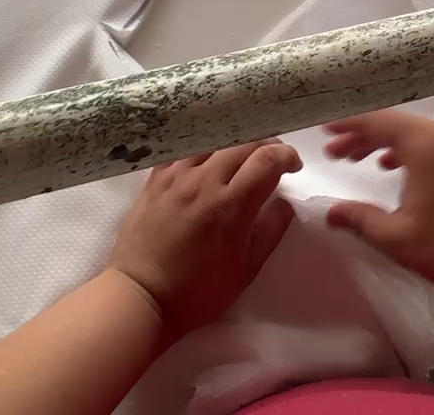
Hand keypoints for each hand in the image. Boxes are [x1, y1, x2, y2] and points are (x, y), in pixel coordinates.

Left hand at [105, 139, 301, 343]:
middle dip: (267, 144)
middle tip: (272, 159)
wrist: (140, 296)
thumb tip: (285, 203)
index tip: (293, 166)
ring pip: (215, 138)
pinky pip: (184, 146)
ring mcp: (178, 175)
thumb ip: (271, 231)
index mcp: (231, 205)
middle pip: (245, 142)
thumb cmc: (197, 291)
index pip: (267, 160)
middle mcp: (206, 181)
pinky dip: (203, 145)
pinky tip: (207, 155)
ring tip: (241, 154)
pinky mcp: (157, 177)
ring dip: (236, 142)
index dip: (287, 156)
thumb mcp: (246, 270)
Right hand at [323, 111, 433, 299]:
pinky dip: (405, 149)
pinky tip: (393, 168)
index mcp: (423, 142)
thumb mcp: (399, 238)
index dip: (346, 123)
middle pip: (392, 123)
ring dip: (382, 143)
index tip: (322, 129)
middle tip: (333, 153)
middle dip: (360, 135)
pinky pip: (428, 141)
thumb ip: (361, 220)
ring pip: (411, 132)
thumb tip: (330, 212)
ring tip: (356, 159)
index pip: (375, 120)